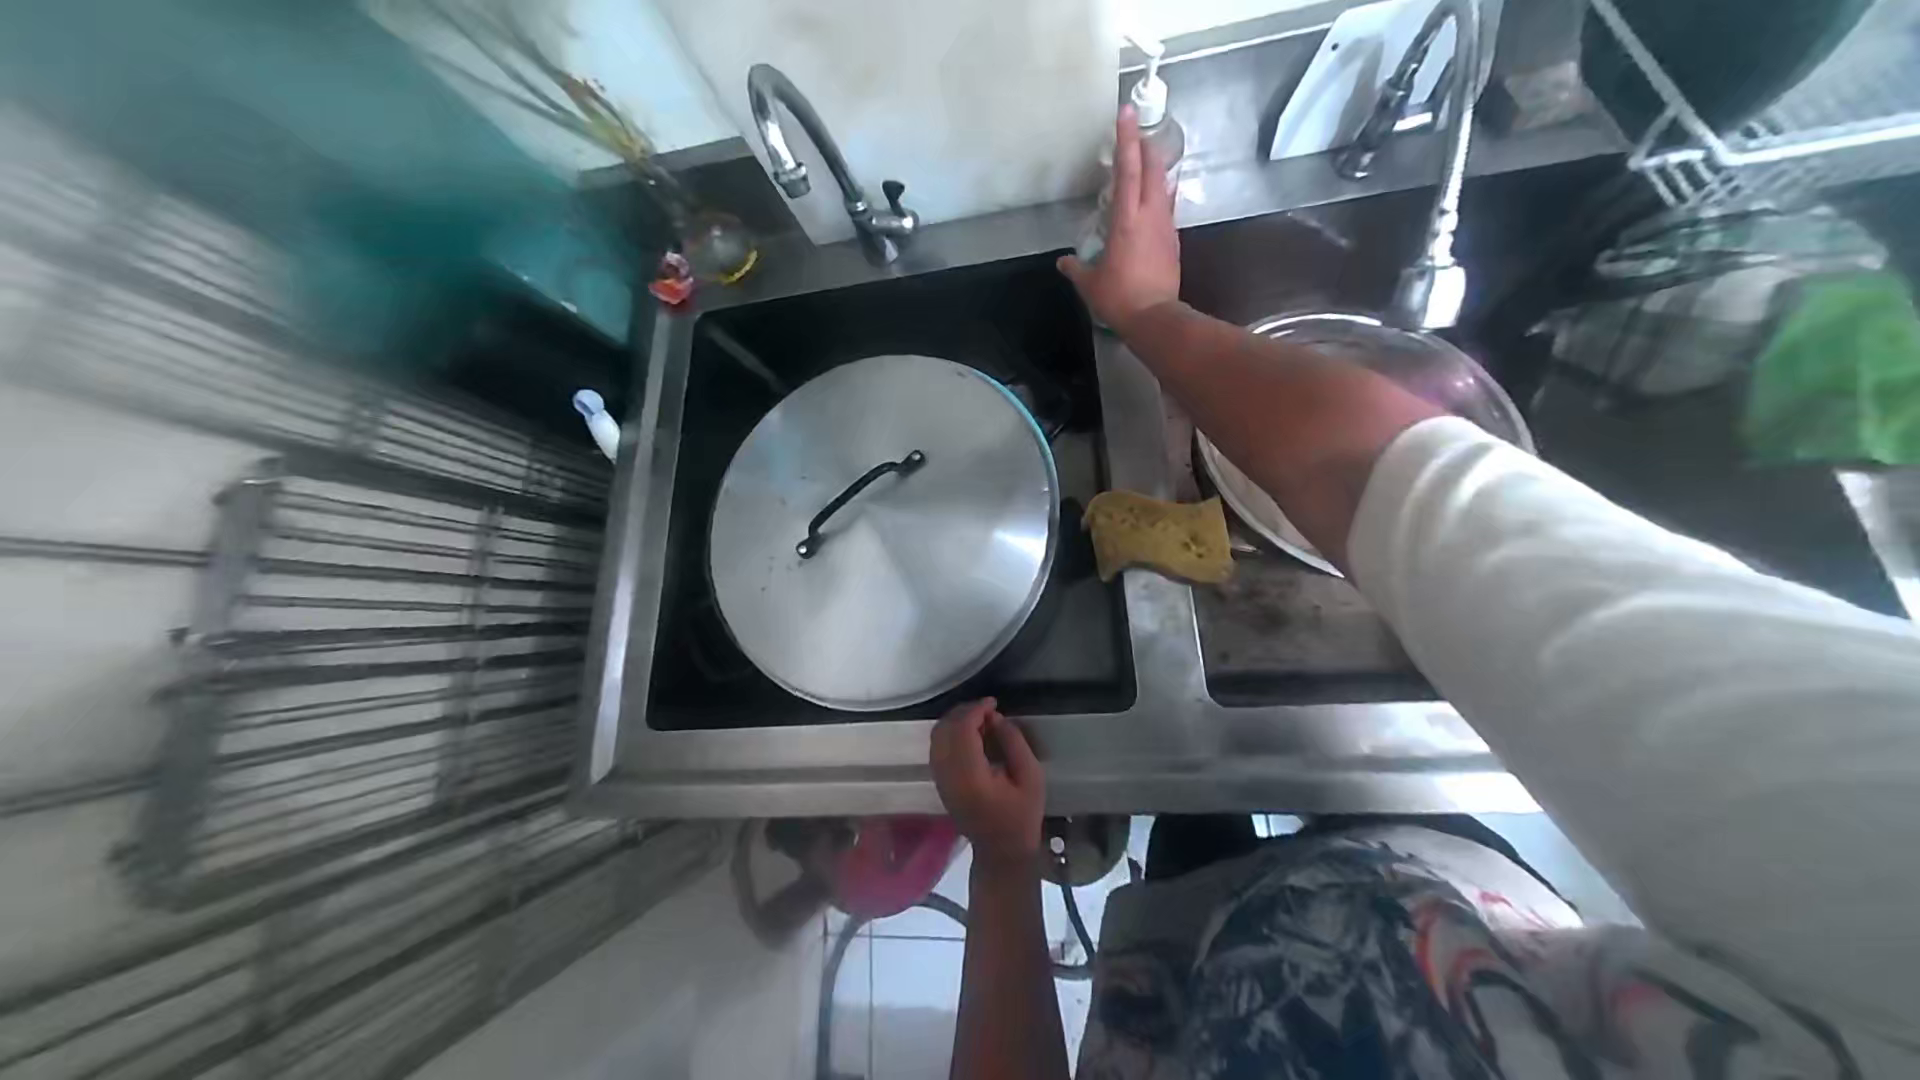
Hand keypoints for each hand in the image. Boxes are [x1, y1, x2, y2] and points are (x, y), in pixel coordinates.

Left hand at [929, 698, 1044, 869]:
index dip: (975, 710)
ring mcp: (940, 780)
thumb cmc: (1021, 816)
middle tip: (987, 708)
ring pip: (936, 737)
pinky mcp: (939, 783)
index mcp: (971, 777)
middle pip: (944, 730)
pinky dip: (949, 733)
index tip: (993, 703)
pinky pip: (936, 748)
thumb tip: (996, 719)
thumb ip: (1014, 743)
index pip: (962, 731)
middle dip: (964, 712)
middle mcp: (948, 776)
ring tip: (980, 717)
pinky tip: (969, 733)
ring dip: (955, 721)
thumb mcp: (1031, 777)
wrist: (1001, 852)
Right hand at [1057, 105, 1180, 334]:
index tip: (1126, 112)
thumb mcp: (1090, 284)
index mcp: (1126, 220)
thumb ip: (1076, 269)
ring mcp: (1165, 227)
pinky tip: (1153, 201)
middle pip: (1152, 169)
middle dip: (1145, 147)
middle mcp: (1150, 215)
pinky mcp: (1173, 241)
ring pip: (1163, 186)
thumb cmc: (1119, 298)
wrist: (1154, 318)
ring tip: (1146, 163)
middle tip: (1137, 133)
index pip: (1128, 170)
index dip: (1126, 139)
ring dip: (1155, 170)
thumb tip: (1064, 262)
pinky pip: (1167, 209)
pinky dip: (1159, 197)